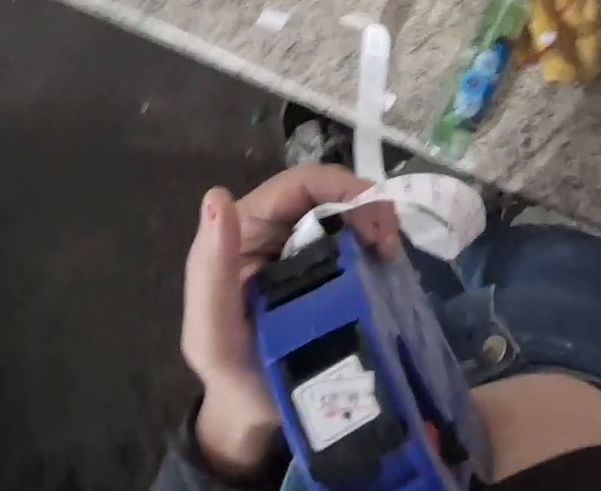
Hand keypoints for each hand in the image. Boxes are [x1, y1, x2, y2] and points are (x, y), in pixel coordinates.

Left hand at [182, 165, 399, 475]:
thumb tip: (218, 196)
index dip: (341, 187)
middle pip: (332, 192)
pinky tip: (387, 265)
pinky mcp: (332, 266)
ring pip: (350, 212)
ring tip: (388, 256)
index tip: (374, 220)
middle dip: (366, 205)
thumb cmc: (230, 371)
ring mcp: (309, 244)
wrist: (257, 416)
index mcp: (248, 226)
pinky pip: (359, 240)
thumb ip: (211, 269)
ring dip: (376, 224)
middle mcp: (280, 226)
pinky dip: (378, 245)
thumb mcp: (212, 331)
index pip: (300, 184)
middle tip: (387, 245)